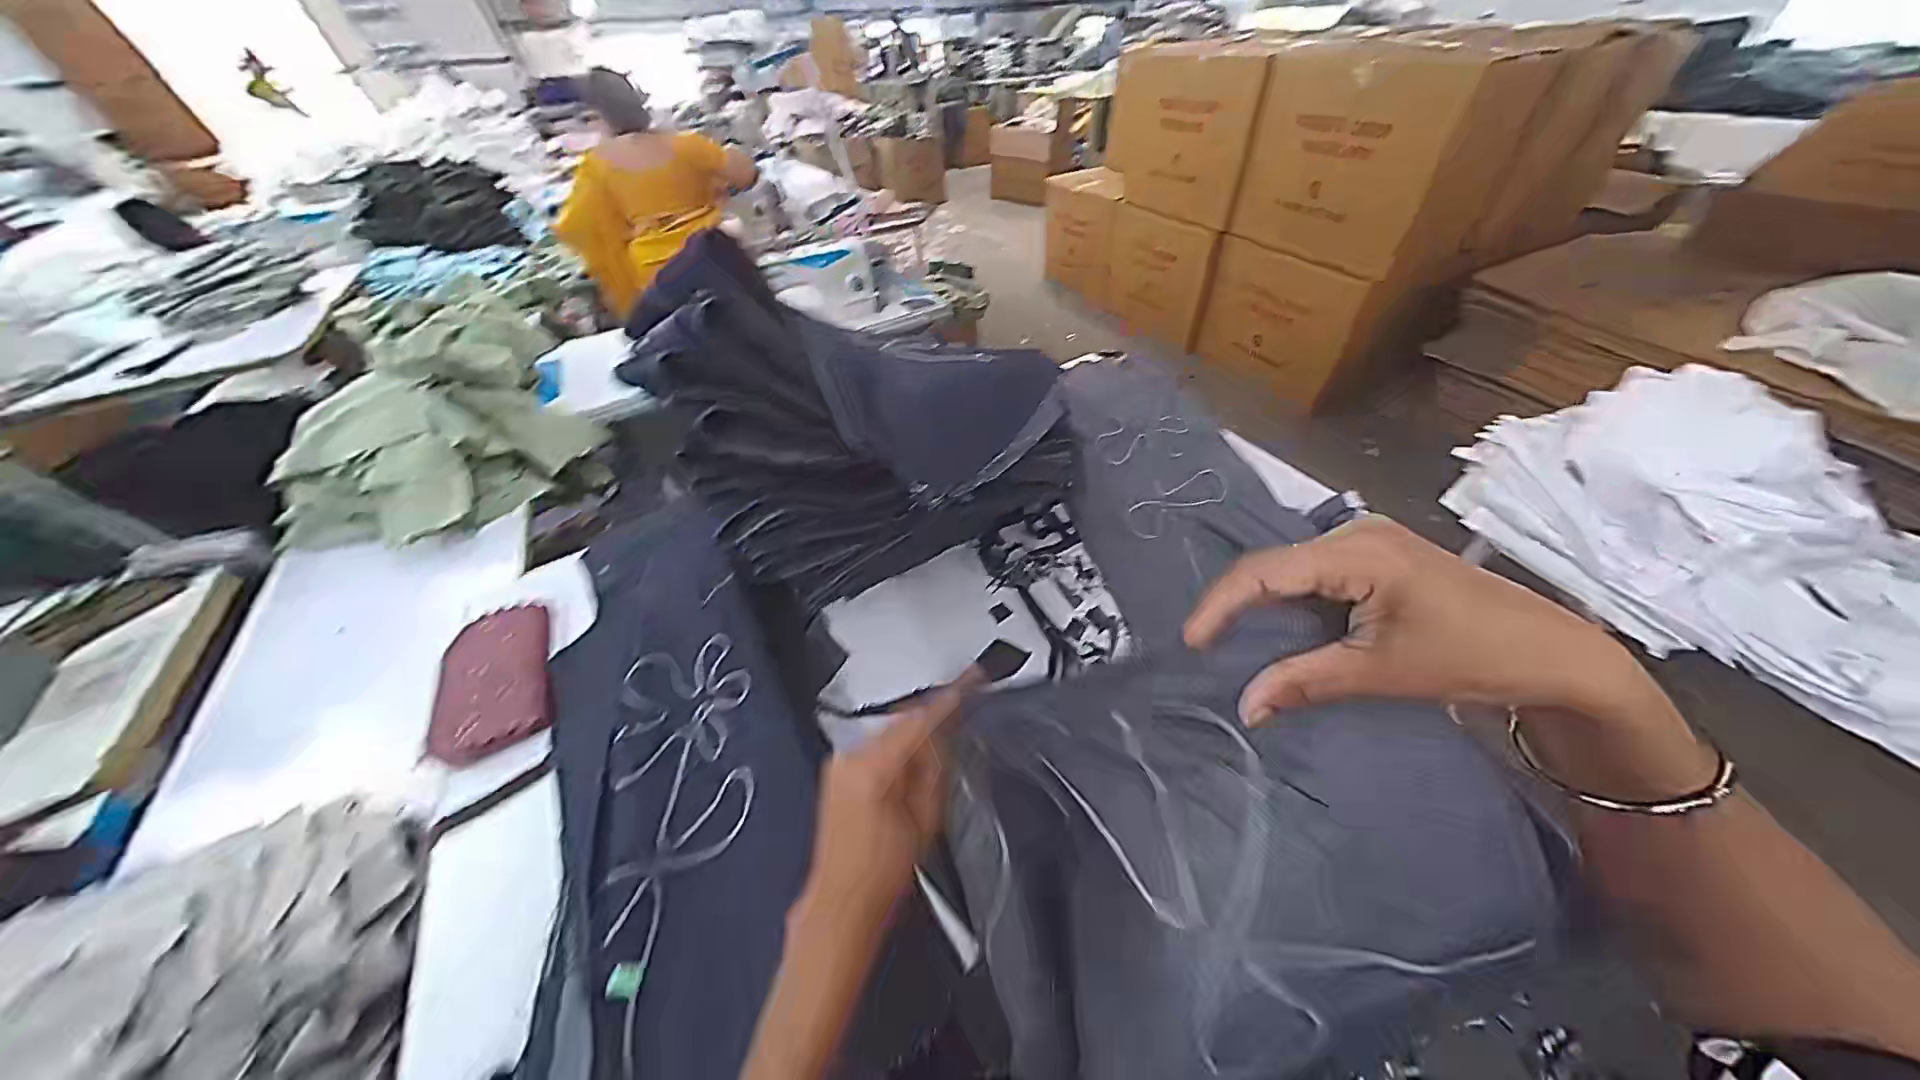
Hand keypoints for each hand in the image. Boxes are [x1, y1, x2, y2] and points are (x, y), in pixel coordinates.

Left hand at [799, 676, 973, 925]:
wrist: (842, 901)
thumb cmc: (880, 873)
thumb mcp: (925, 819)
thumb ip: (935, 768)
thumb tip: (944, 735)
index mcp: (872, 768)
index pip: (919, 720)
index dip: (950, 698)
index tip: (970, 680)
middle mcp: (849, 758)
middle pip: (903, 720)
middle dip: (933, 717)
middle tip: (961, 711)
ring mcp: (839, 762)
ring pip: (890, 730)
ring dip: (916, 732)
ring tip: (936, 756)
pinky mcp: (838, 769)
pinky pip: (876, 743)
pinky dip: (898, 745)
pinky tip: (912, 765)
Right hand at [1184, 516, 1661, 726]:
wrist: (1557, 654)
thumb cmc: (1474, 658)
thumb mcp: (1379, 673)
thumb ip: (1302, 682)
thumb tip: (1244, 708)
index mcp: (1357, 551)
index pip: (1265, 571)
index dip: (1220, 605)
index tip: (1191, 641)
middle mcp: (1355, 532)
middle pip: (1272, 564)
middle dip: (1236, 604)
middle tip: (1207, 643)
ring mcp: (1367, 539)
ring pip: (1290, 568)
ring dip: (1262, 604)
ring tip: (1231, 638)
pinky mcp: (1375, 554)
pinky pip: (1313, 573)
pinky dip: (1291, 603)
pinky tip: (1278, 627)